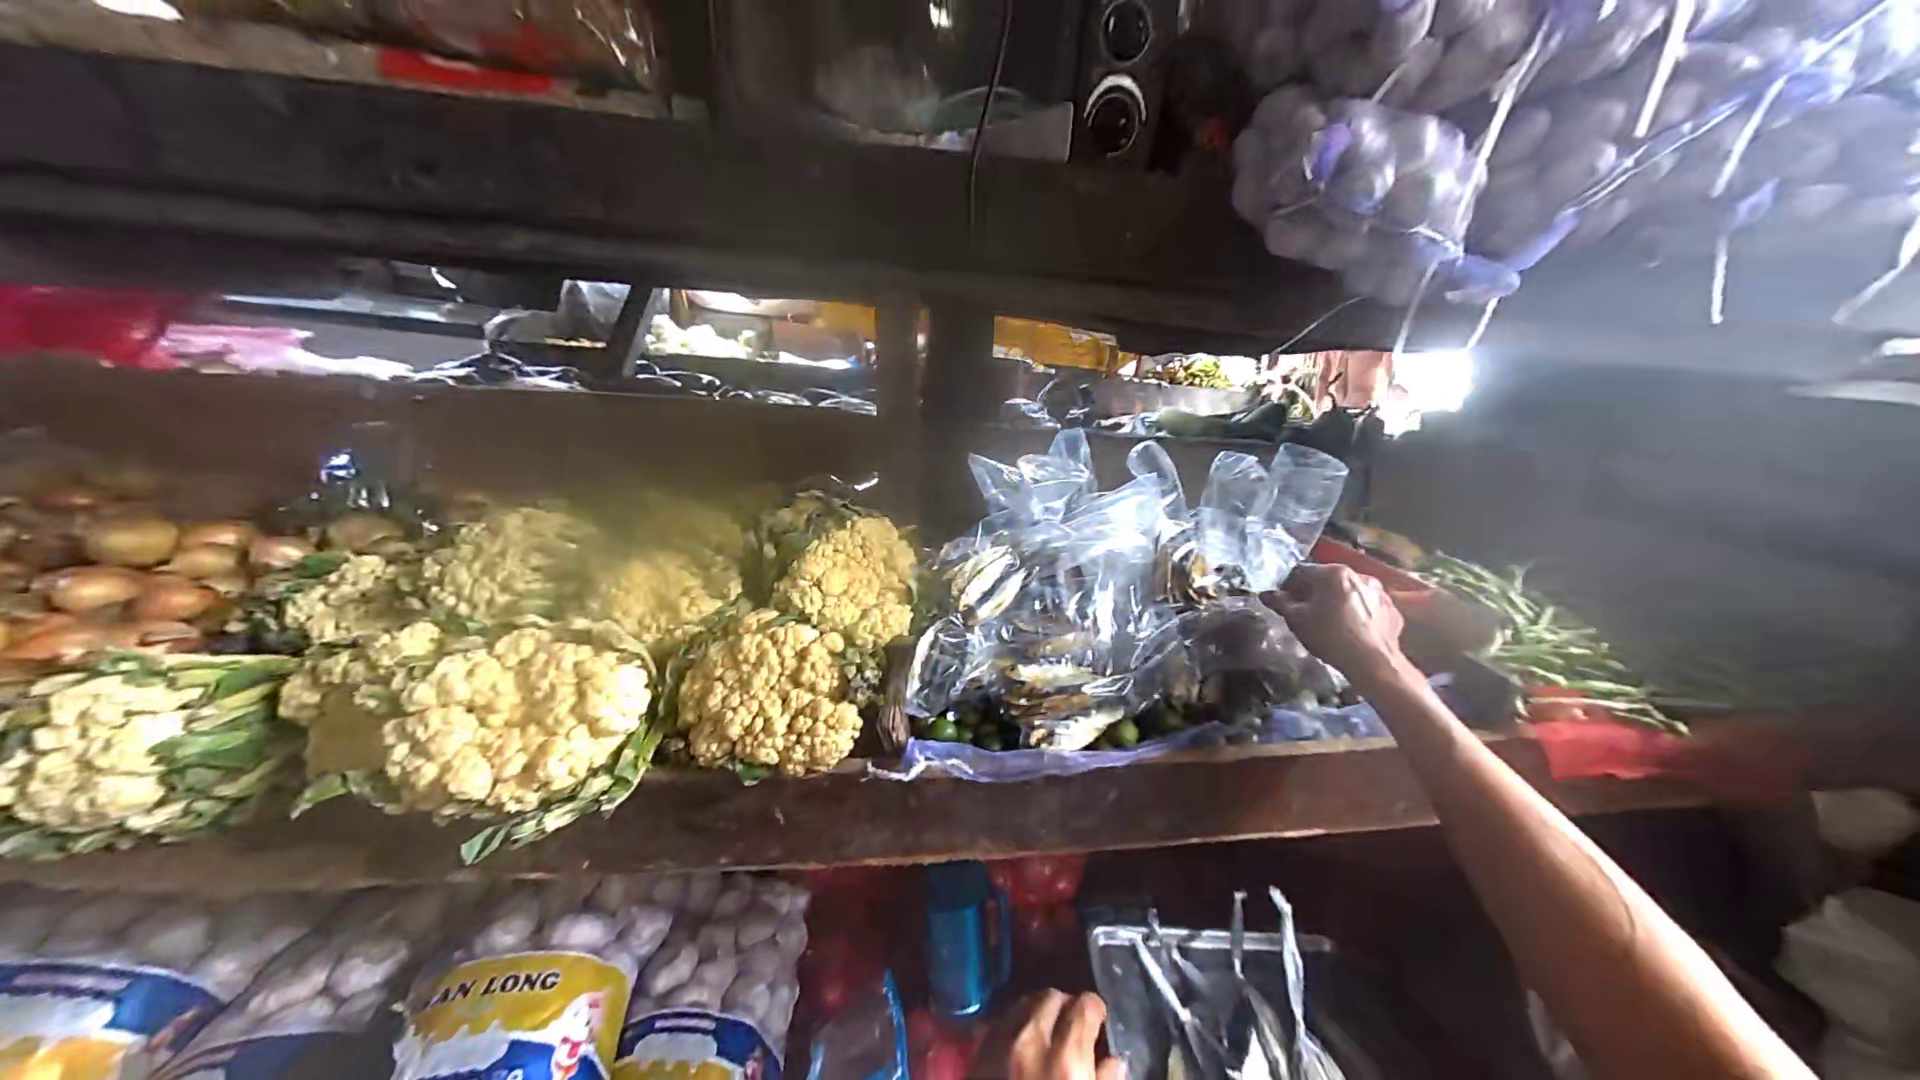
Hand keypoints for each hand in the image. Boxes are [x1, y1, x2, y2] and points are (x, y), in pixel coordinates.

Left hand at [974, 990, 1124, 1079]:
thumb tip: (1114, 1061)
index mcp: (1067, 1059)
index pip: (1084, 1005)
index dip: (1094, 1009)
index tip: (1098, 1020)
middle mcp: (1033, 1039)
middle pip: (1052, 996)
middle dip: (1066, 1006)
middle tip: (1073, 1026)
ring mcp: (1002, 1042)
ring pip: (1025, 1002)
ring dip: (1040, 1011)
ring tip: (1049, 1033)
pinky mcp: (981, 1052)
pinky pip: (1004, 1020)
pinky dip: (1018, 1023)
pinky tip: (1025, 1044)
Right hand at [1265, 563, 1406, 683]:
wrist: (1373, 663)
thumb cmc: (1330, 636)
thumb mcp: (1297, 620)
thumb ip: (1280, 603)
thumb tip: (1267, 594)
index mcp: (1332, 573)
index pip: (1301, 571)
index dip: (1288, 586)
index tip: (1284, 601)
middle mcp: (1358, 574)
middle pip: (1327, 579)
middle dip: (1314, 592)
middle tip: (1305, 612)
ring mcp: (1379, 591)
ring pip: (1349, 591)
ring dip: (1337, 600)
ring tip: (1331, 621)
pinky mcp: (1391, 608)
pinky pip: (1367, 605)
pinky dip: (1357, 612)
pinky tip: (1352, 629)